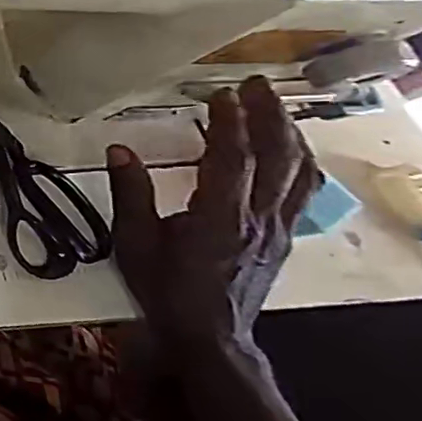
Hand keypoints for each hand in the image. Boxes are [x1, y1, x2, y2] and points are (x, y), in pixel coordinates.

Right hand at [104, 76, 319, 362]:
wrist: (207, 334)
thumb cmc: (164, 287)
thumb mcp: (133, 241)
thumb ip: (130, 193)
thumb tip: (119, 150)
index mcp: (219, 215)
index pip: (233, 157)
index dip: (229, 121)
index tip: (220, 94)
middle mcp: (258, 216)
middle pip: (278, 156)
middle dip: (268, 115)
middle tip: (254, 86)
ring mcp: (278, 227)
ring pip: (299, 171)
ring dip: (289, 134)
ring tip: (275, 110)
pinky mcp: (284, 238)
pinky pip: (302, 191)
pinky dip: (299, 163)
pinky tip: (291, 154)